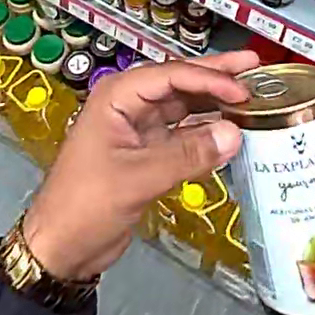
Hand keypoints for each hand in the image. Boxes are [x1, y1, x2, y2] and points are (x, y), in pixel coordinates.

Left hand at [20, 50, 259, 280]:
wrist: (61, 247)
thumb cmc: (85, 205)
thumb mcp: (136, 178)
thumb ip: (186, 155)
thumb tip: (233, 134)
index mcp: (118, 96)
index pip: (171, 75)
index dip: (209, 78)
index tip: (242, 89)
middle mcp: (130, 104)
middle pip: (180, 82)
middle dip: (216, 75)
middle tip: (253, 66)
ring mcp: (140, 128)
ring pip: (184, 106)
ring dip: (215, 103)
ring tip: (251, 96)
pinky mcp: (148, 151)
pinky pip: (183, 133)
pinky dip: (206, 132)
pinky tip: (231, 132)